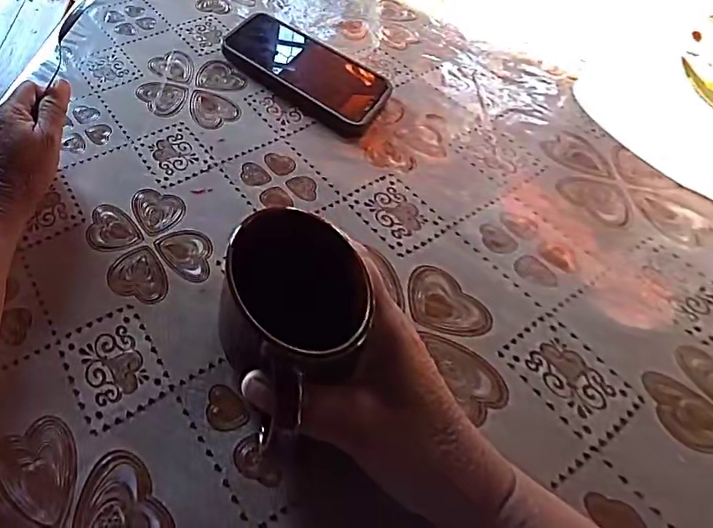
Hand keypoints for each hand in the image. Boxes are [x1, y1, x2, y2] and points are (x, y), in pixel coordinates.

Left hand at [0, 79, 70, 230]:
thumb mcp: (50, 139)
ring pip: (9, 125)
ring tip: (34, 156)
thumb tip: (59, 84)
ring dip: (23, 134)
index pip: (31, 87)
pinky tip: (19, 166)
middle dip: (36, 118)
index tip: (55, 119)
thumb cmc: (24, 179)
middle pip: (19, 105)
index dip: (47, 99)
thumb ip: (54, 107)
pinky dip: (10, 148)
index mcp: (7, 113)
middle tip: (47, 141)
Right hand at [241, 262, 521, 526]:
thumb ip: (305, 406)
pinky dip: (325, 308)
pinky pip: (349, 317)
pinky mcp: (383, 360)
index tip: (287, 226)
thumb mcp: (358, 427)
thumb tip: (250, 382)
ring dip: (320, 280)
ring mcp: (388, 339)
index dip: (322, 237)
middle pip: (349, 268)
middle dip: (313, 253)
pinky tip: (303, 327)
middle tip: (273, 251)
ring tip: (281, 278)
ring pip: (350, 292)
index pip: (355, 258)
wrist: (462, 486)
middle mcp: (388, 320)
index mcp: (386, 320)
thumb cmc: (421, 447)